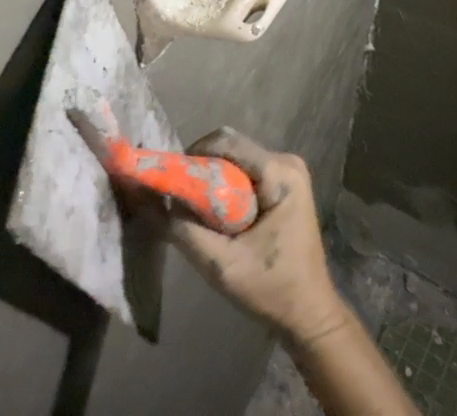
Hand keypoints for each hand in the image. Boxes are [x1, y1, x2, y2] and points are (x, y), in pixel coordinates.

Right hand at [165, 127, 347, 346]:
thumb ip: (180, 227)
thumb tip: (147, 195)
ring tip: (199, 213)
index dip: (191, 159)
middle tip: (183, 203)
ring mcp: (287, 170)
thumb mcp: (218, 263)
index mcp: (280, 174)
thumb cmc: (270, 289)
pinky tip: (218, 215)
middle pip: (227, 147)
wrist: (308, 314)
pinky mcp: (282, 182)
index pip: (223, 143)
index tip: (172, 186)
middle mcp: (287, 162)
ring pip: (231, 157)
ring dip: (210, 179)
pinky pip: (241, 169)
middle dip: (199, 171)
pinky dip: (223, 186)